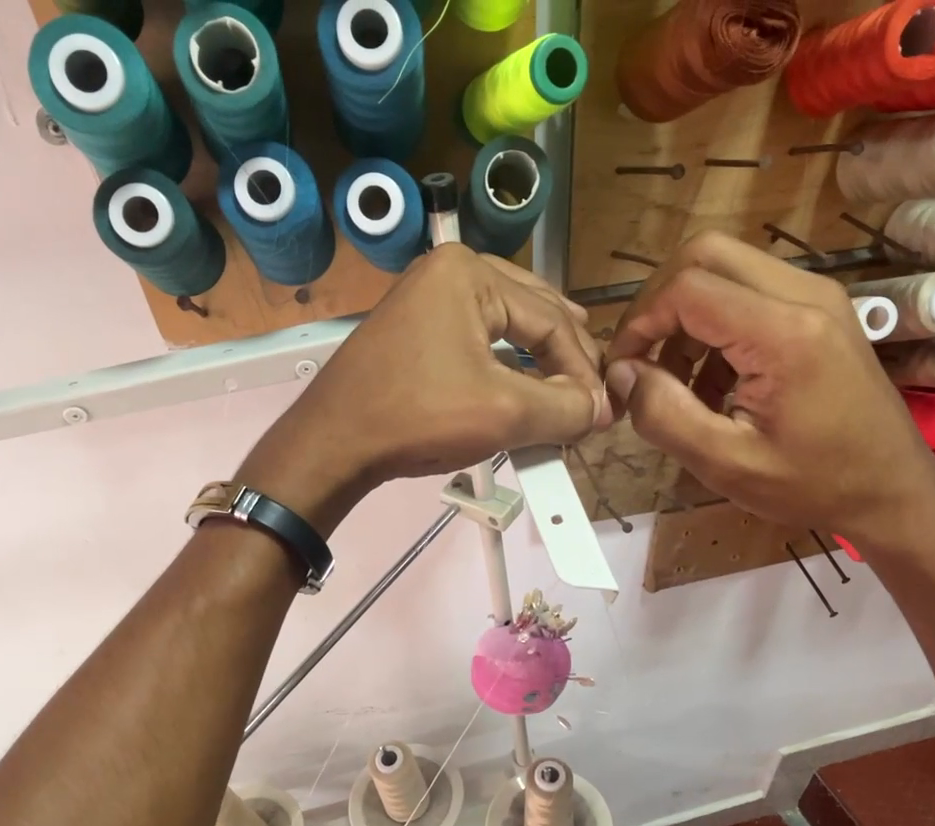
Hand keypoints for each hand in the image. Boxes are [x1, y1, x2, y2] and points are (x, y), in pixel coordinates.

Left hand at [238, 245, 611, 533]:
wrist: (331, 445)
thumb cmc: (418, 418)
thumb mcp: (505, 413)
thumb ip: (566, 407)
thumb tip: (601, 408)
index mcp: (469, 273)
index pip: (552, 318)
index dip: (584, 369)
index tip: (603, 412)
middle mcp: (447, 272)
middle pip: (531, 310)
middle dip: (565, 356)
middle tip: (592, 393)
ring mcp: (425, 298)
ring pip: (505, 324)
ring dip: (536, 359)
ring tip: (566, 385)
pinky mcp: (413, 329)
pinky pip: (476, 338)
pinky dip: (505, 364)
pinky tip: (520, 384)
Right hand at [604, 232, 934, 538]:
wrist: (892, 489)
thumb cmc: (813, 485)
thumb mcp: (726, 464)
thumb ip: (664, 414)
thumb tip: (620, 372)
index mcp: (784, 333)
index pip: (686, 287)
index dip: (639, 322)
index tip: (622, 369)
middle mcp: (805, 294)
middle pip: (705, 254)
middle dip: (659, 302)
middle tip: (641, 359)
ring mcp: (817, 295)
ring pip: (726, 266)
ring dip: (686, 313)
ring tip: (675, 380)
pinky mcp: (819, 307)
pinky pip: (749, 289)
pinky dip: (714, 321)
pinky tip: (711, 380)